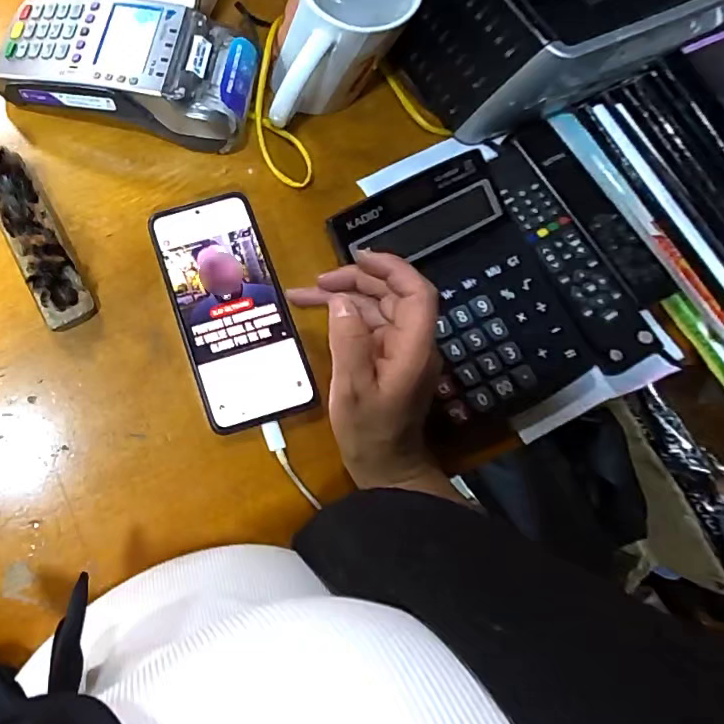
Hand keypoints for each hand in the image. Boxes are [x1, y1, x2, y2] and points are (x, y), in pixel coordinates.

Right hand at [290, 250, 453, 495]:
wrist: (384, 466)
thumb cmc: (369, 432)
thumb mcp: (352, 389)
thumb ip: (348, 342)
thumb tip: (342, 301)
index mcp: (413, 348)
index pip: (416, 293)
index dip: (392, 269)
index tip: (358, 258)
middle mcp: (412, 342)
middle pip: (392, 295)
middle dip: (357, 280)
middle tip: (318, 282)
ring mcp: (400, 349)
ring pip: (377, 307)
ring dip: (345, 295)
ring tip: (306, 293)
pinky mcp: (386, 357)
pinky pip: (368, 324)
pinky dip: (344, 313)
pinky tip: (319, 311)